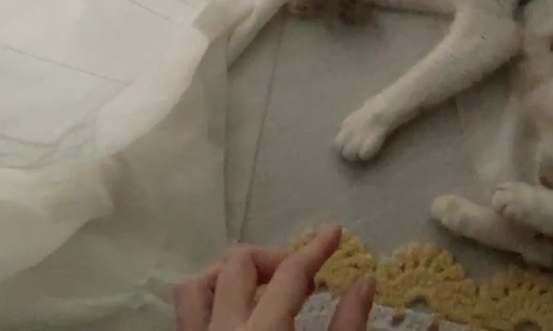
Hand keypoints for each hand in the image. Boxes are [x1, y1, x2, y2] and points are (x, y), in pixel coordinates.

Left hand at [173, 226, 374, 330]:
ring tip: (259, 289)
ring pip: (197, 286)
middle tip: (298, 279)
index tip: (335, 231)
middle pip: (238, 264)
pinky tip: (237, 316)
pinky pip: (188, 315)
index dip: (316, 248)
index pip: (290, 273)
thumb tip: (365, 282)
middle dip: (271, 259)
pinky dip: (211, 301)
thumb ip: (347, 327)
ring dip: (228, 276)